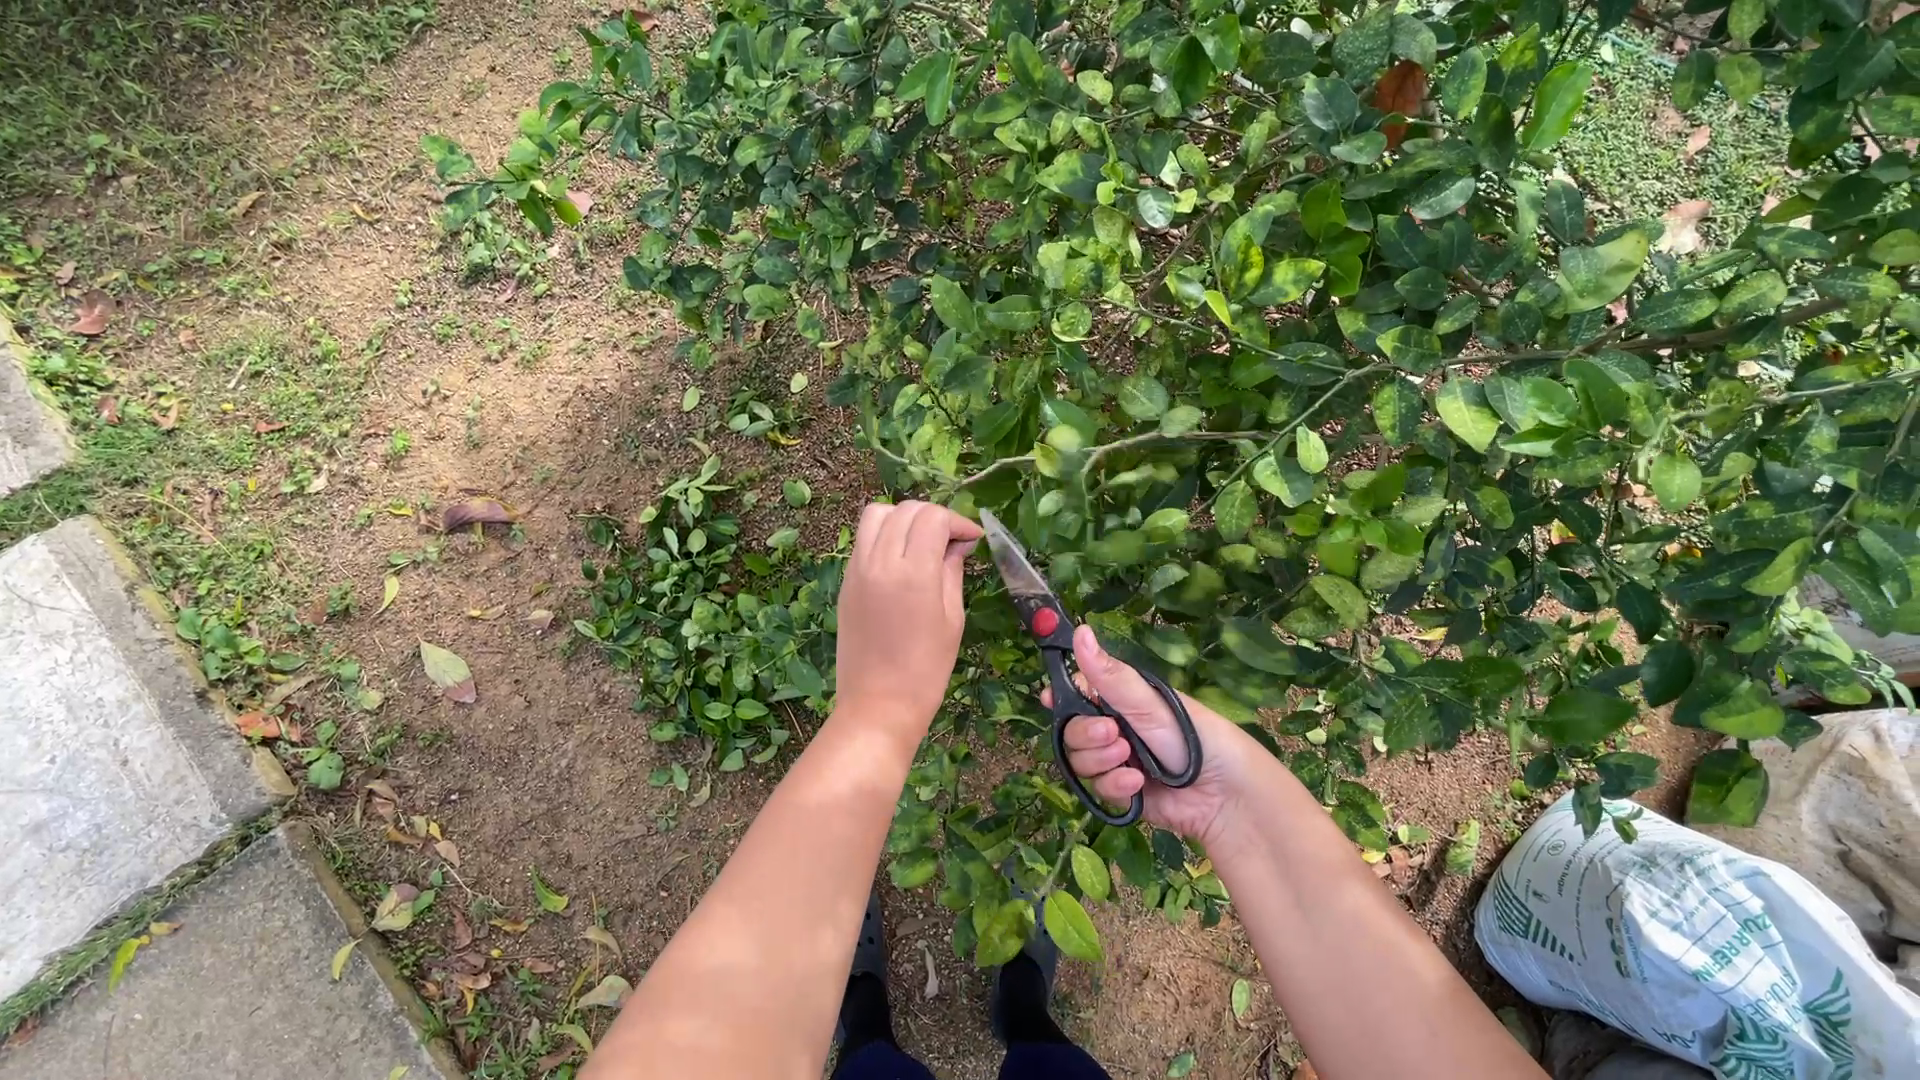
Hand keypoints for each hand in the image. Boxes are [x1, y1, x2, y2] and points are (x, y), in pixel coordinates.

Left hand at [834, 501, 981, 735]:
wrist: (878, 705)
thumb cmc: (925, 670)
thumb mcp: (951, 620)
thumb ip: (951, 572)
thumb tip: (957, 544)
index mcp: (913, 573)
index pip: (933, 518)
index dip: (958, 522)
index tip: (972, 540)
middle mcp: (880, 562)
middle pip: (906, 509)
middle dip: (934, 516)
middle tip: (952, 541)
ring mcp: (857, 570)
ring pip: (877, 514)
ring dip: (904, 518)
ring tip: (922, 543)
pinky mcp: (846, 582)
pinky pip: (864, 540)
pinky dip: (884, 535)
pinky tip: (902, 560)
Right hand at [1047, 625, 1257, 844]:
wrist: (1225, 794)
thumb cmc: (1193, 736)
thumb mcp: (1148, 704)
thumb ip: (1109, 675)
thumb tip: (1079, 631)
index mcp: (1121, 700)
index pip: (1077, 693)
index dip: (1060, 697)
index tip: (1048, 699)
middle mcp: (1115, 729)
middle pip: (1072, 731)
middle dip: (1086, 734)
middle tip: (1111, 733)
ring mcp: (1117, 762)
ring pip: (1081, 761)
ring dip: (1100, 760)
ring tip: (1129, 759)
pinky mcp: (1123, 794)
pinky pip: (1098, 789)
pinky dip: (1115, 785)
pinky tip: (1137, 784)